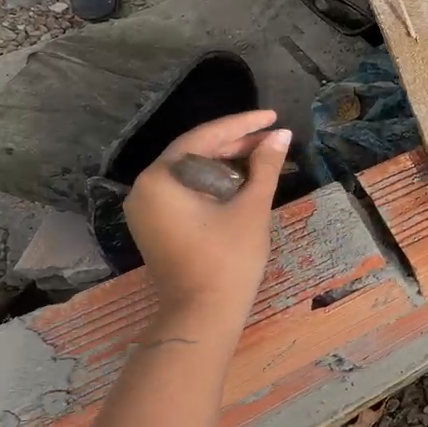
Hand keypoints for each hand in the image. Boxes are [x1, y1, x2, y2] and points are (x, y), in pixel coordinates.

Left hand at [124, 111, 290, 324]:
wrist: (203, 309)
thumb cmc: (229, 257)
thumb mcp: (252, 207)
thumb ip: (265, 167)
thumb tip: (282, 136)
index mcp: (161, 178)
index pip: (203, 137)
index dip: (242, 124)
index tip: (273, 117)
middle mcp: (145, 188)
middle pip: (194, 153)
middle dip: (236, 143)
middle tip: (274, 138)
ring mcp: (147, 208)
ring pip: (191, 172)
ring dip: (228, 163)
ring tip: (265, 157)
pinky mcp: (157, 224)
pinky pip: (186, 191)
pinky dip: (215, 182)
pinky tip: (243, 182)